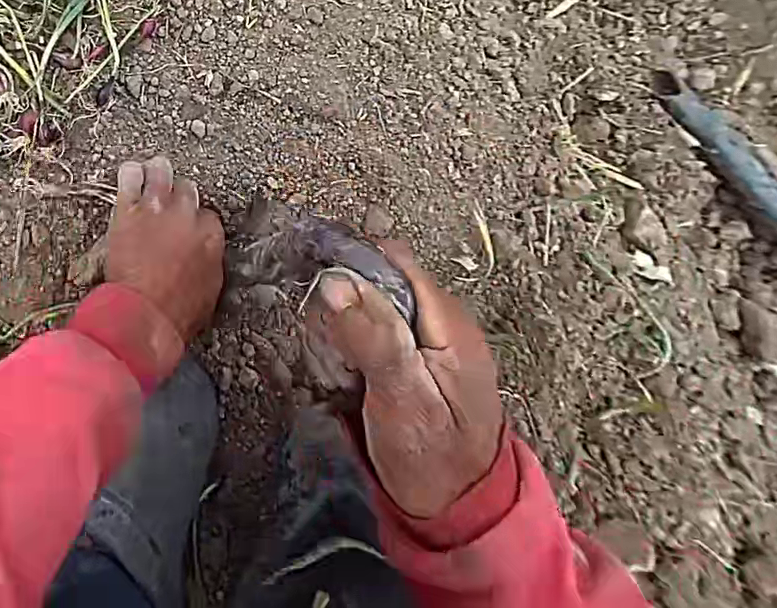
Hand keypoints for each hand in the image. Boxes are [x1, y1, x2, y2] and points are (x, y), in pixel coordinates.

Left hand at [104, 155, 224, 341]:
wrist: (144, 314)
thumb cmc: (178, 312)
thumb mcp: (209, 289)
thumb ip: (209, 262)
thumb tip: (206, 258)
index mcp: (210, 233)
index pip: (207, 214)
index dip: (195, 219)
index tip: (188, 226)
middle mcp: (187, 214)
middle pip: (187, 189)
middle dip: (180, 194)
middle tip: (172, 198)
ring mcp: (157, 209)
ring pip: (161, 175)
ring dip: (159, 172)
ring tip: (156, 168)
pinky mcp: (129, 211)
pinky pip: (130, 180)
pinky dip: (130, 175)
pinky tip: (130, 172)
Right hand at [313, 241, 503, 517]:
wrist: (459, 514)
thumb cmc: (434, 458)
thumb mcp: (401, 397)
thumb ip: (373, 336)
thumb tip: (337, 282)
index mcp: (448, 319)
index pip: (395, 261)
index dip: (354, 263)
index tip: (317, 279)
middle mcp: (443, 319)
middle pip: (384, 282)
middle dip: (348, 300)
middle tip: (325, 338)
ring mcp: (432, 339)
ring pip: (378, 306)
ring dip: (350, 324)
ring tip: (337, 363)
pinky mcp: (420, 358)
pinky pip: (382, 331)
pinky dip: (358, 342)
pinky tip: (347, 371)